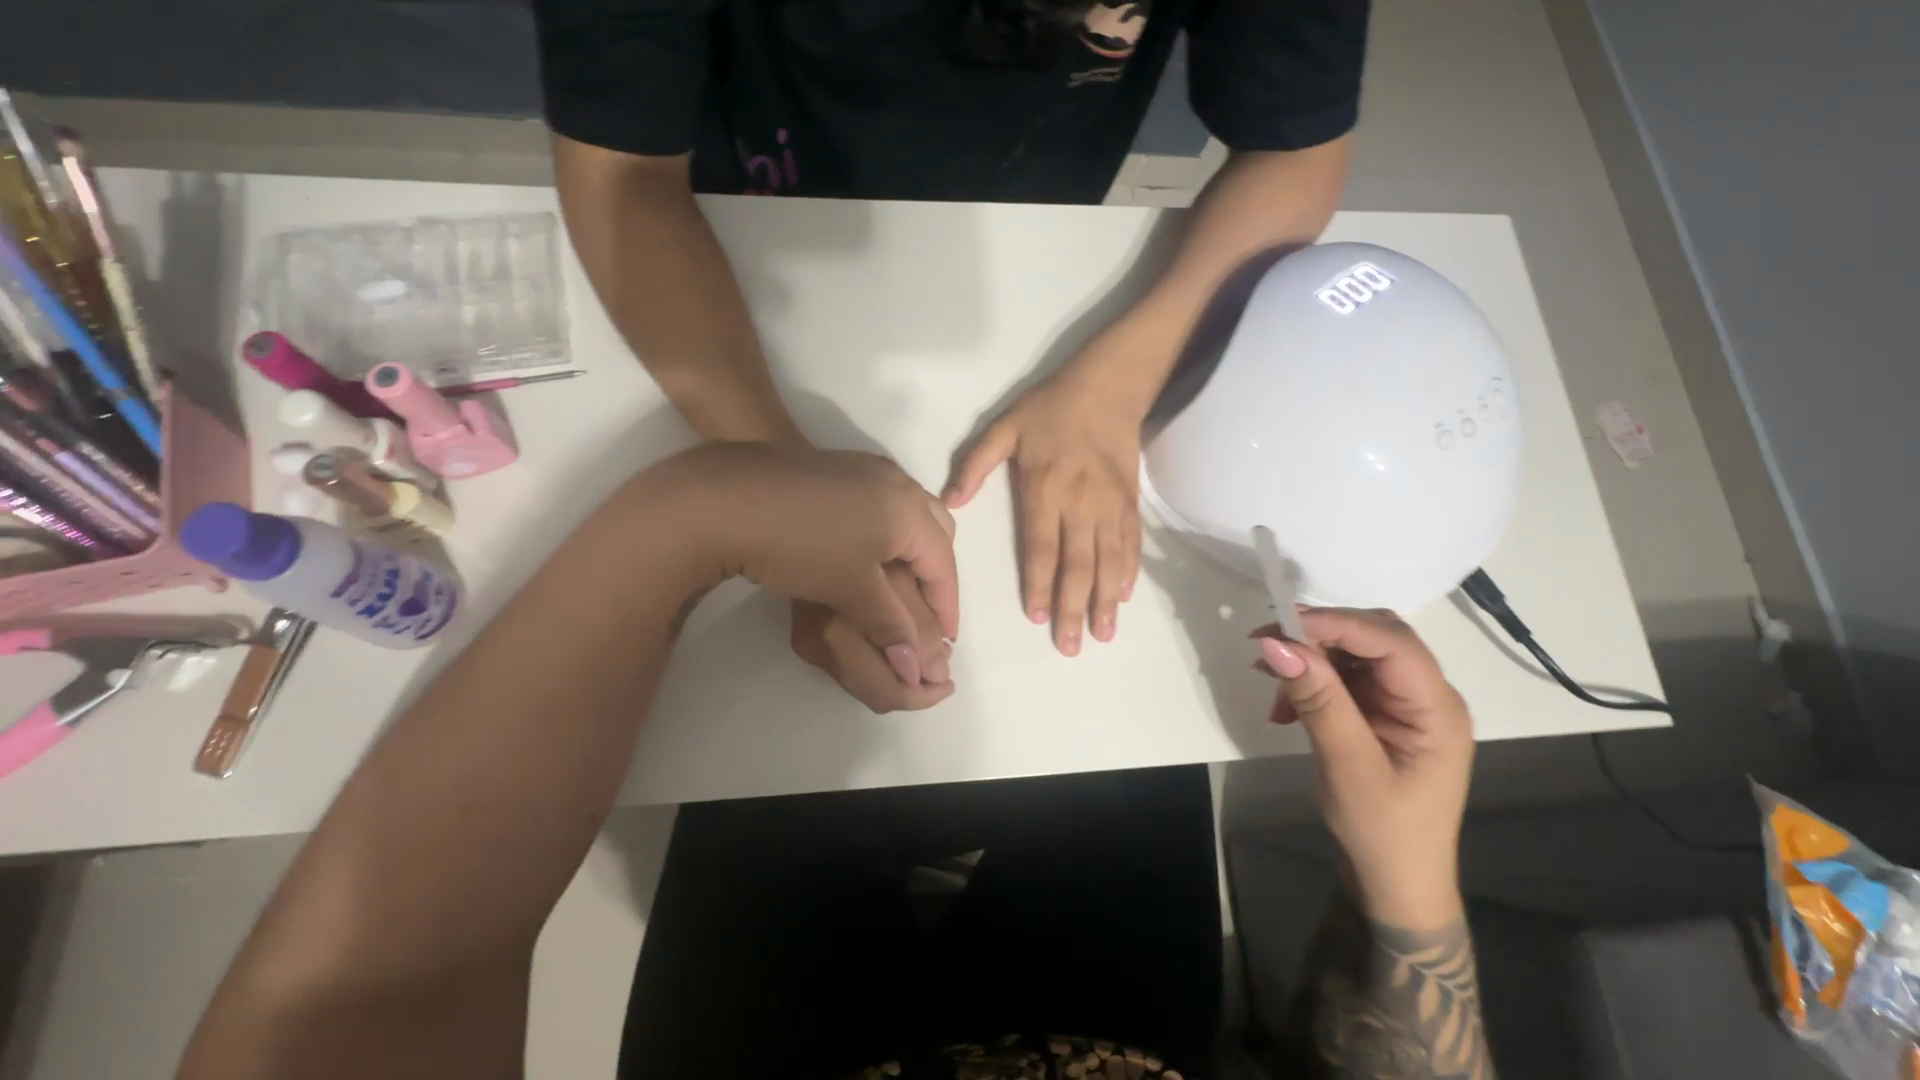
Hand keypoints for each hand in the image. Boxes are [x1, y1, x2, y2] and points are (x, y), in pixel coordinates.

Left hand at [650, 442, 959, 683]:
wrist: (723, 496)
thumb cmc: (800, 545)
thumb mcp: (850, 590)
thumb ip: (891, 627)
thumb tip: (917, 669)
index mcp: (908, 508)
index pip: (944, 564)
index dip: (947, 607)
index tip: (946, 643)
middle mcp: (895, 480)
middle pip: (935, 530)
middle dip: (935, 573)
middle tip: (924, 612)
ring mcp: (863, 467)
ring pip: (907, 513)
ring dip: (910, 550)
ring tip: (897, 588)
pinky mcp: (833, 467)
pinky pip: (880, 502)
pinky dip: (885, 532)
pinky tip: (861, 553)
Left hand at [945, 365, 1144, 655]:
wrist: (1108, 386)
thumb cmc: (1050, 408)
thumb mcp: (1004, 427)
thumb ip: (976, 464)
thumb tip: (950, 502)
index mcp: (1046, 489)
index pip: (1042, 547)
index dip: (1039, 584)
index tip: (1037, 616)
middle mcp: (1081, 504)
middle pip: (1078, 564)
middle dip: (1075, 607)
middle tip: (1072, 645)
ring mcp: (1110, 505)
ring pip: (1109, 560)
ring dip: (1105, 600)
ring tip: (1103, 634)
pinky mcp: (1130, 501)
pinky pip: (1130, 543)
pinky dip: (1128, 571)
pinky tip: (1123, 596)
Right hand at [1256, 609, 1473, 929]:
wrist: (1394, 882)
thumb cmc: (1382, 831)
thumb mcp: (1347, 766)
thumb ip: (1318, 700)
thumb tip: (1276, 644)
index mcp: (1437, 708)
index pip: (1392, 643)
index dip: (1338, 624)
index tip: (1281, 625)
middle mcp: (1427, 696)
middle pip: (1376, 638)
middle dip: (1320, 635)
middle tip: (1266, 644)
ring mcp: (1405, 704)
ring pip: (1356, 654)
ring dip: (1310, 660)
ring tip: (1269, 681)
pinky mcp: (1382, 714)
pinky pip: (1345, 678)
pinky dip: (1311, 682)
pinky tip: (1283, 706)